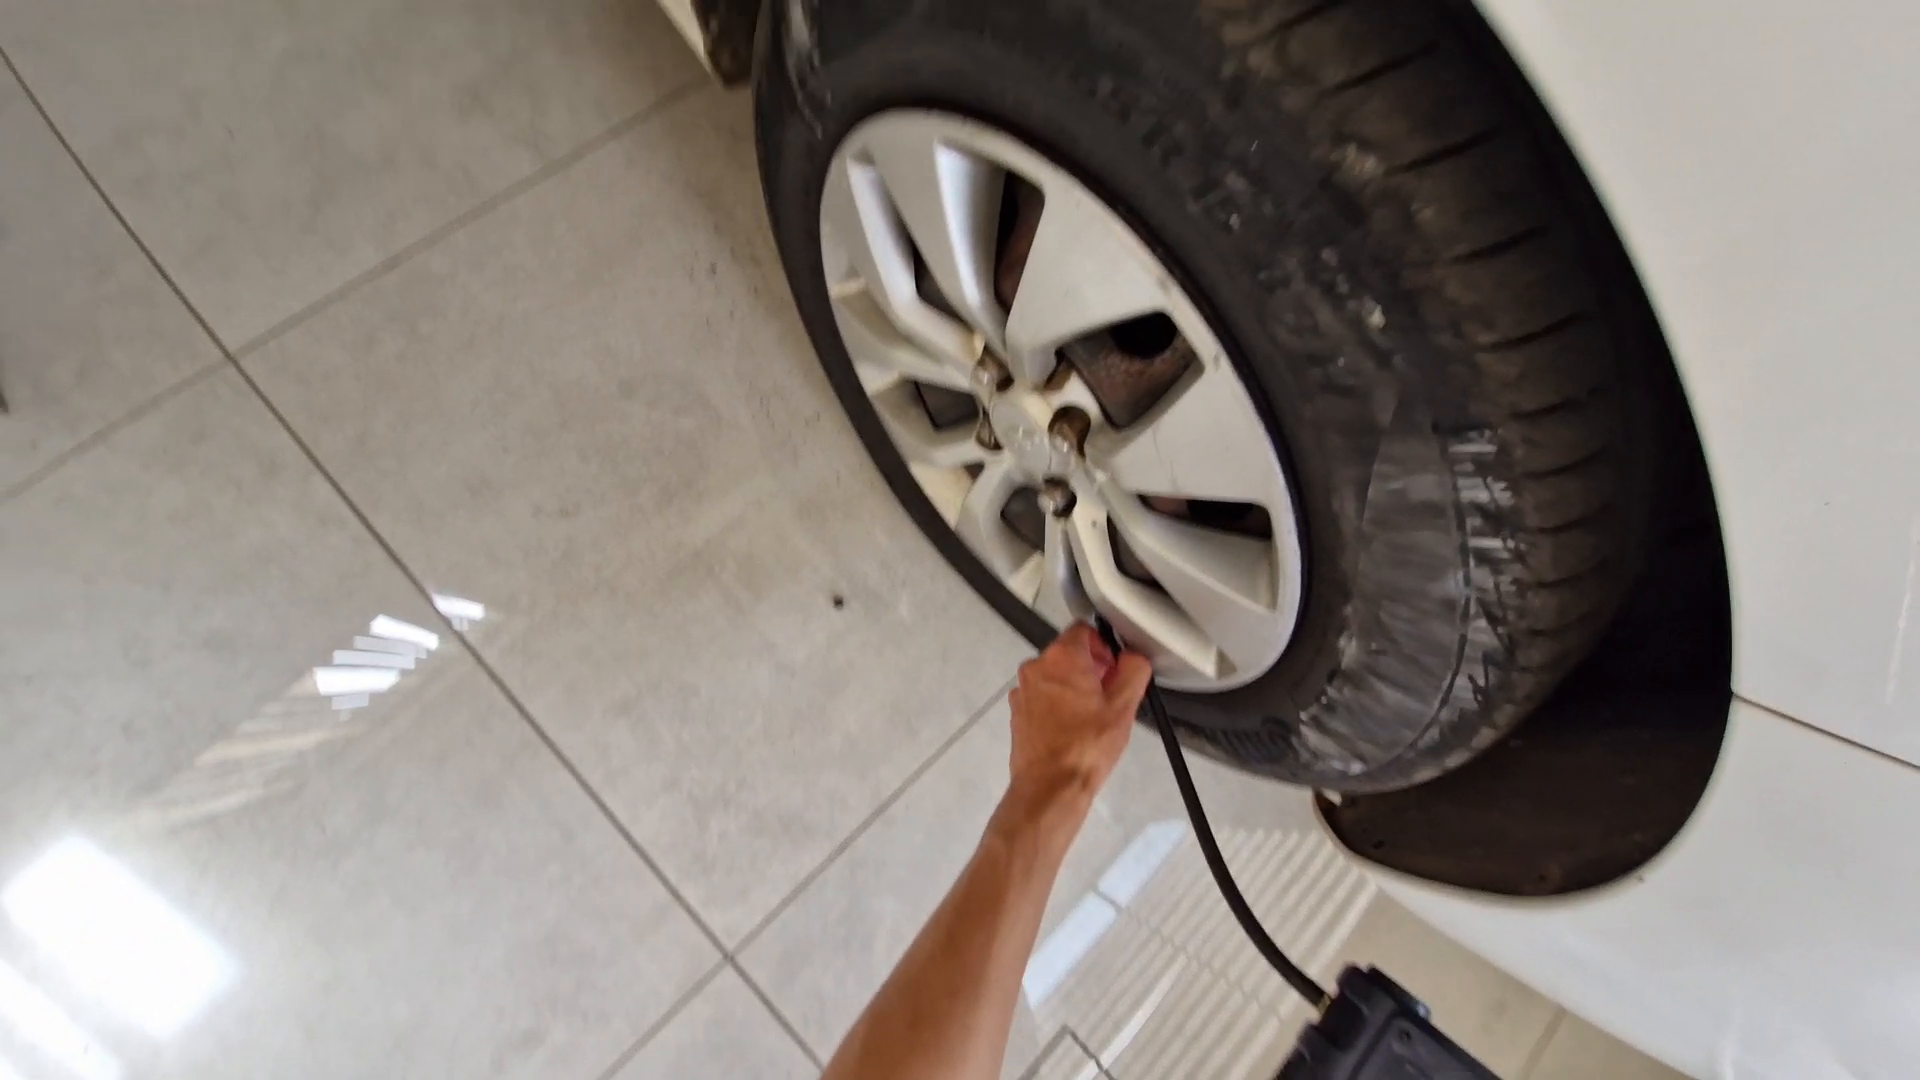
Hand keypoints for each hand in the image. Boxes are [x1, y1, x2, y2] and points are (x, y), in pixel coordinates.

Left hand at [1004, 623, 1153, 814]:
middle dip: (1091, 668)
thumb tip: (1133, 656)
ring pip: (1055, 676)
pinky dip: (1057, 704)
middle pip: (1069, 653)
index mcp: (1061, 657)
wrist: (1050, 786)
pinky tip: (1072, 729)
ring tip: (1091, 717)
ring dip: (1074, 687)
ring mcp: (1023, 689)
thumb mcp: (1124, 706)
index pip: (1084, 630)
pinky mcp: (1018, 710)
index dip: (1104, 647)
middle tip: (1108, 696)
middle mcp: (1036, 666)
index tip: (1114, 670)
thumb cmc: (1087, 747)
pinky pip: (1042, 696)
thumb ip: (1134, 669)